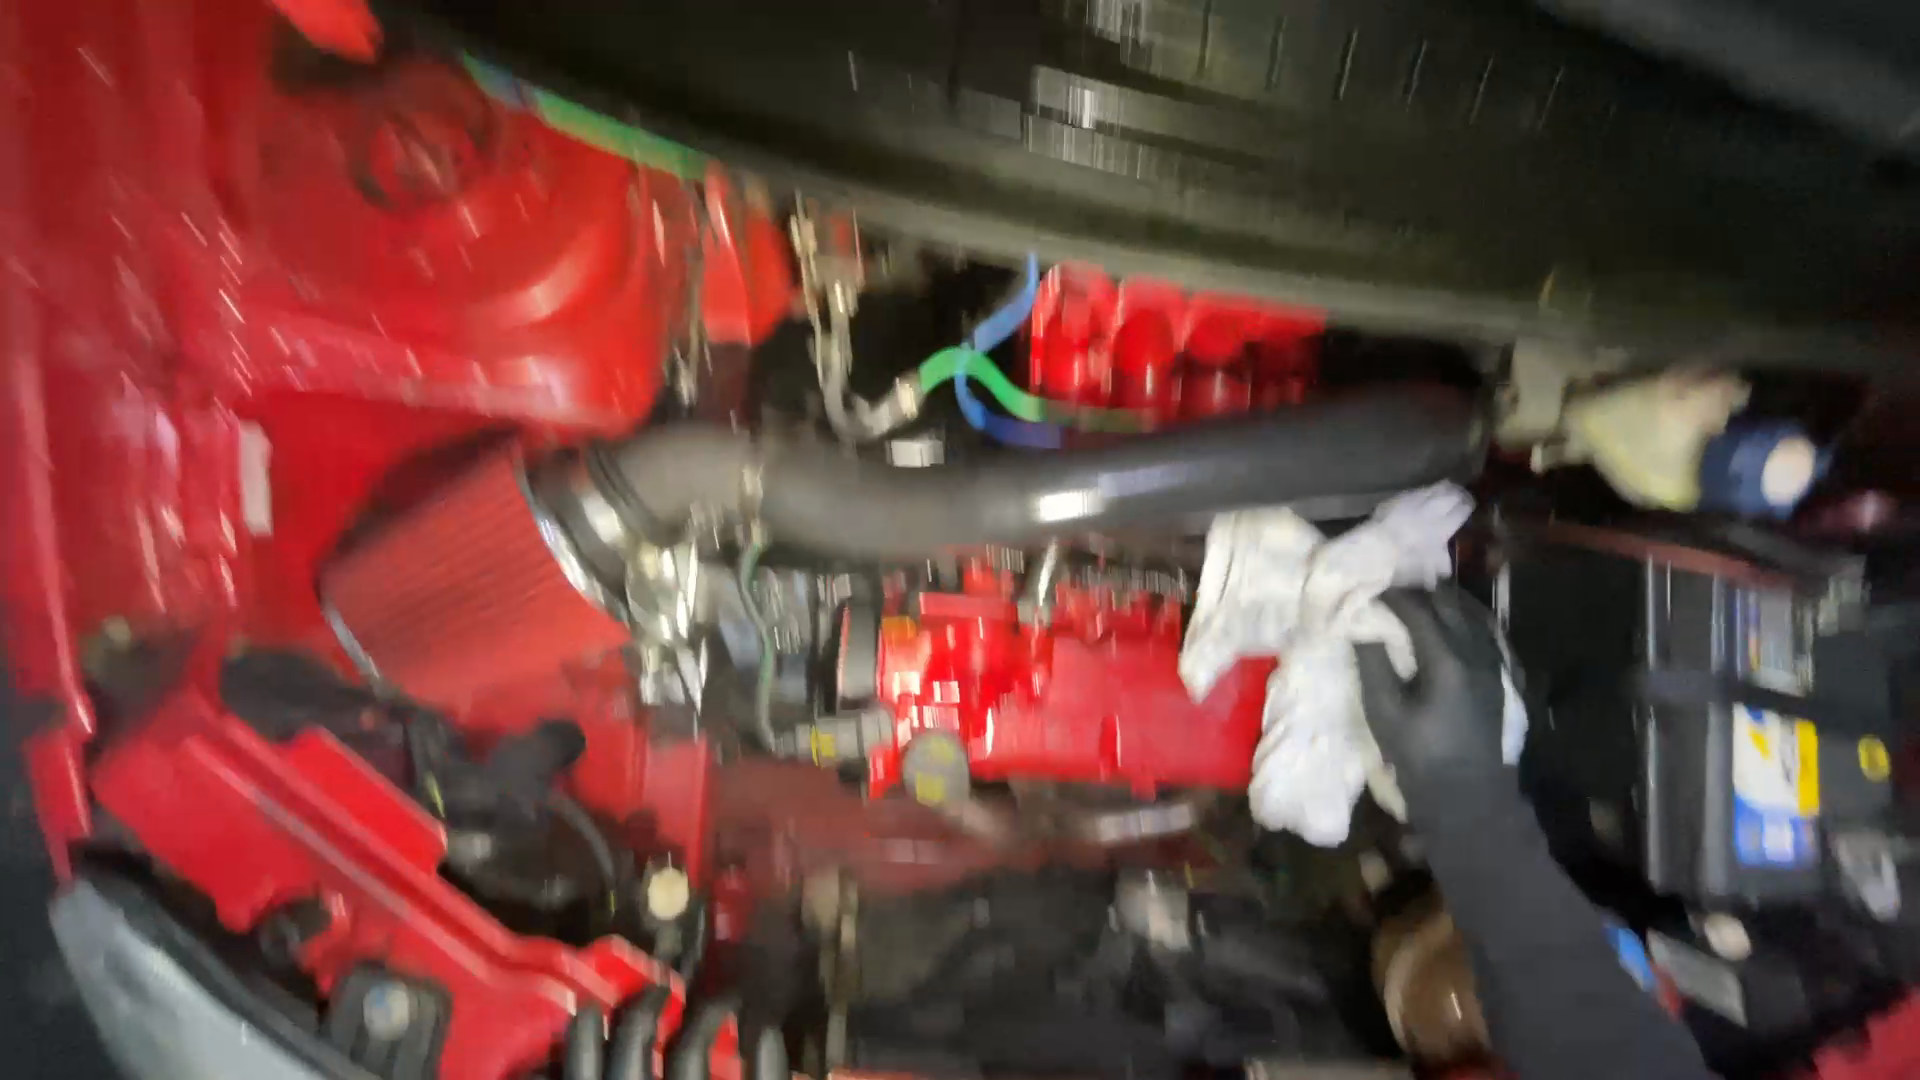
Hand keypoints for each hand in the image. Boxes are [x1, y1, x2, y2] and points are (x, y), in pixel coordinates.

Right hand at [1354, 586, 1509, 801]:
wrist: (1467, 794)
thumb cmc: (1417, 753)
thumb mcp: (1383, 709)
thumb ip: (1372, 662)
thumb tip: (1360, 625)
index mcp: (1447, 663)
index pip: (1419, 612)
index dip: (1393, 595)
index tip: (1369, 587)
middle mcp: (1477, 656)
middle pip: (1450, 606)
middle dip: (1420, 590)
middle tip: (1391, 584)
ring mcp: (1494, 666)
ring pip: (1474, 615)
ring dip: (1447, 599)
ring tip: (1422, 591)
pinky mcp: (1500, 678)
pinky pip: (1488, 633)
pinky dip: (1469, 616)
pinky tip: (1456, 617)